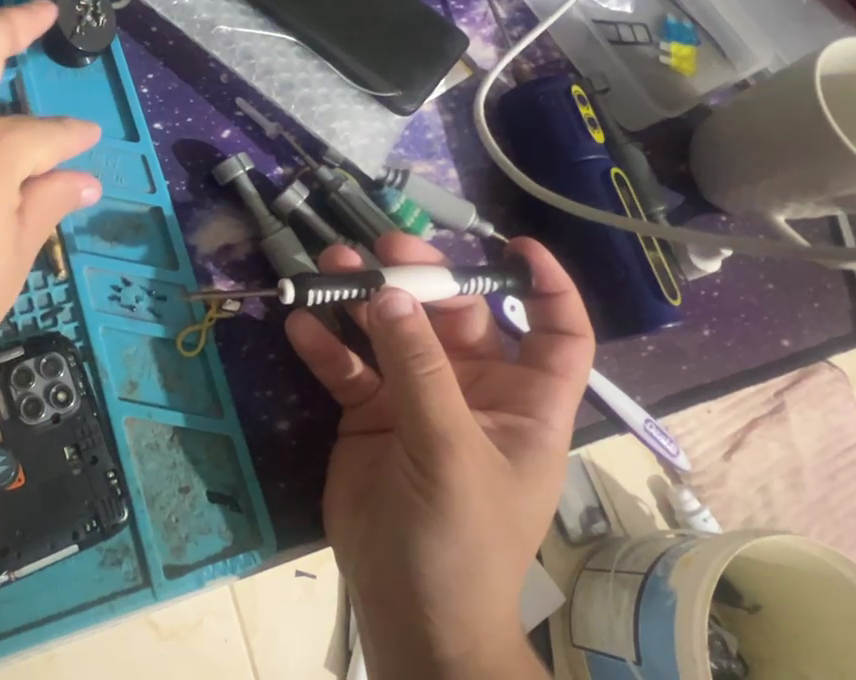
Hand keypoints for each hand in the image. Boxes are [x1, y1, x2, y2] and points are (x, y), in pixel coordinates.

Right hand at [285, 235, 593, 679]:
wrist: (407, 610)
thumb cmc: (461, 539)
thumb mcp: (449, 450)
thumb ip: (420, 370)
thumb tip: (392, 293)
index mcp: (522, 402)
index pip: (555, 333)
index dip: (546, 288)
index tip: (515, 246)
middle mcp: (472, 391)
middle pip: (454, 317)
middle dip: (421, 280)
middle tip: (381, 249)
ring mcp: (415, 401)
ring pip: (392, 334)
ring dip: (362, 302)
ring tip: (329, 268)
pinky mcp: (369, 416)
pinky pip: (348, 368)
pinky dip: (326, 346)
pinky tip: (300, 326)